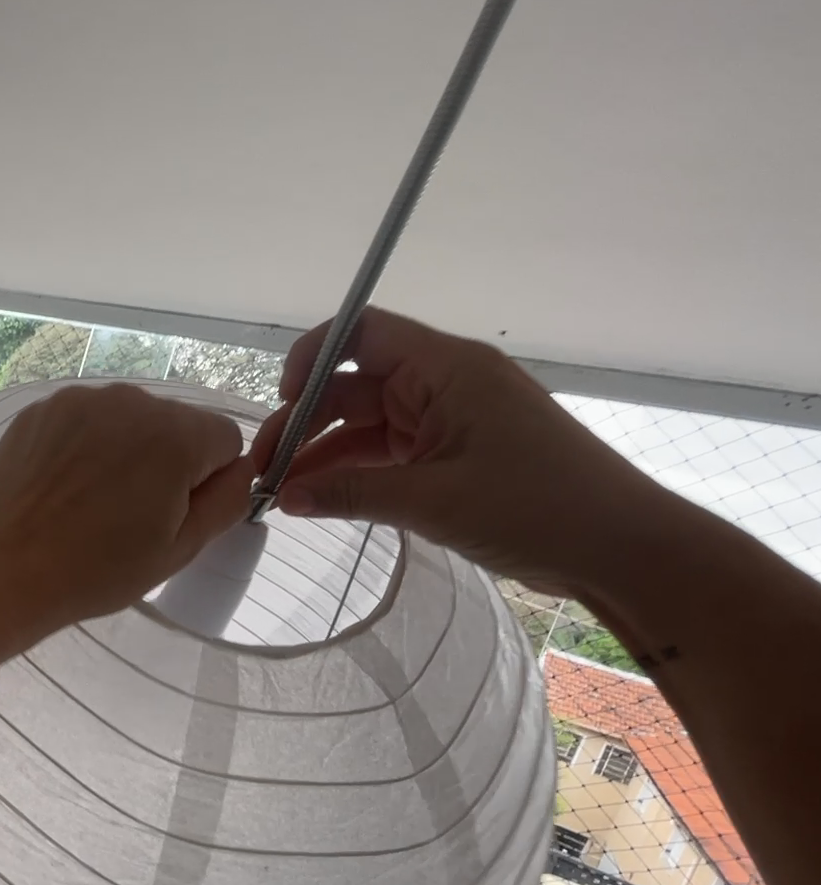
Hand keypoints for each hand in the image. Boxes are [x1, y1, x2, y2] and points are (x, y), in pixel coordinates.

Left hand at [0, 382, 252, 625]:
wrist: (2, 569)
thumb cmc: (95, 570)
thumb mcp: (180, 549)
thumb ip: (227, 500)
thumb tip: (241, 469)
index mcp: (175, 434)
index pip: (224, 440)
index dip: (205, 482)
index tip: (169, 515)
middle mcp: (129, 400)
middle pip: (173, 425)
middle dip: (164, 461)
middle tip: (125, 513)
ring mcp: (77, 400)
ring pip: (126, 419)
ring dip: (122, 449)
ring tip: (88, 500)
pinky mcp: (38, 409)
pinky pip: (82, 420)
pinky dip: (80, 445)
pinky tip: (59, 484)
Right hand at [250, 307, 669, 593]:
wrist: (622, 552)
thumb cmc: (537, 507)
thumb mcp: (431, 499)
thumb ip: (348, 493)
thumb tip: (283, 498)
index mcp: (447, 370)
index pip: (361, 333)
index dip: (312, 356)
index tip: (282, 402)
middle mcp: (440, 386)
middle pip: (348, 387)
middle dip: (300, 424)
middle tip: (261, 469)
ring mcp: (441, 423)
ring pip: (357, 426)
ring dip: (316, 456)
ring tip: (277, 493)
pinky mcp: (443, 457)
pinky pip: (378, 456)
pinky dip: (345, 475)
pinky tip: (312, 500)